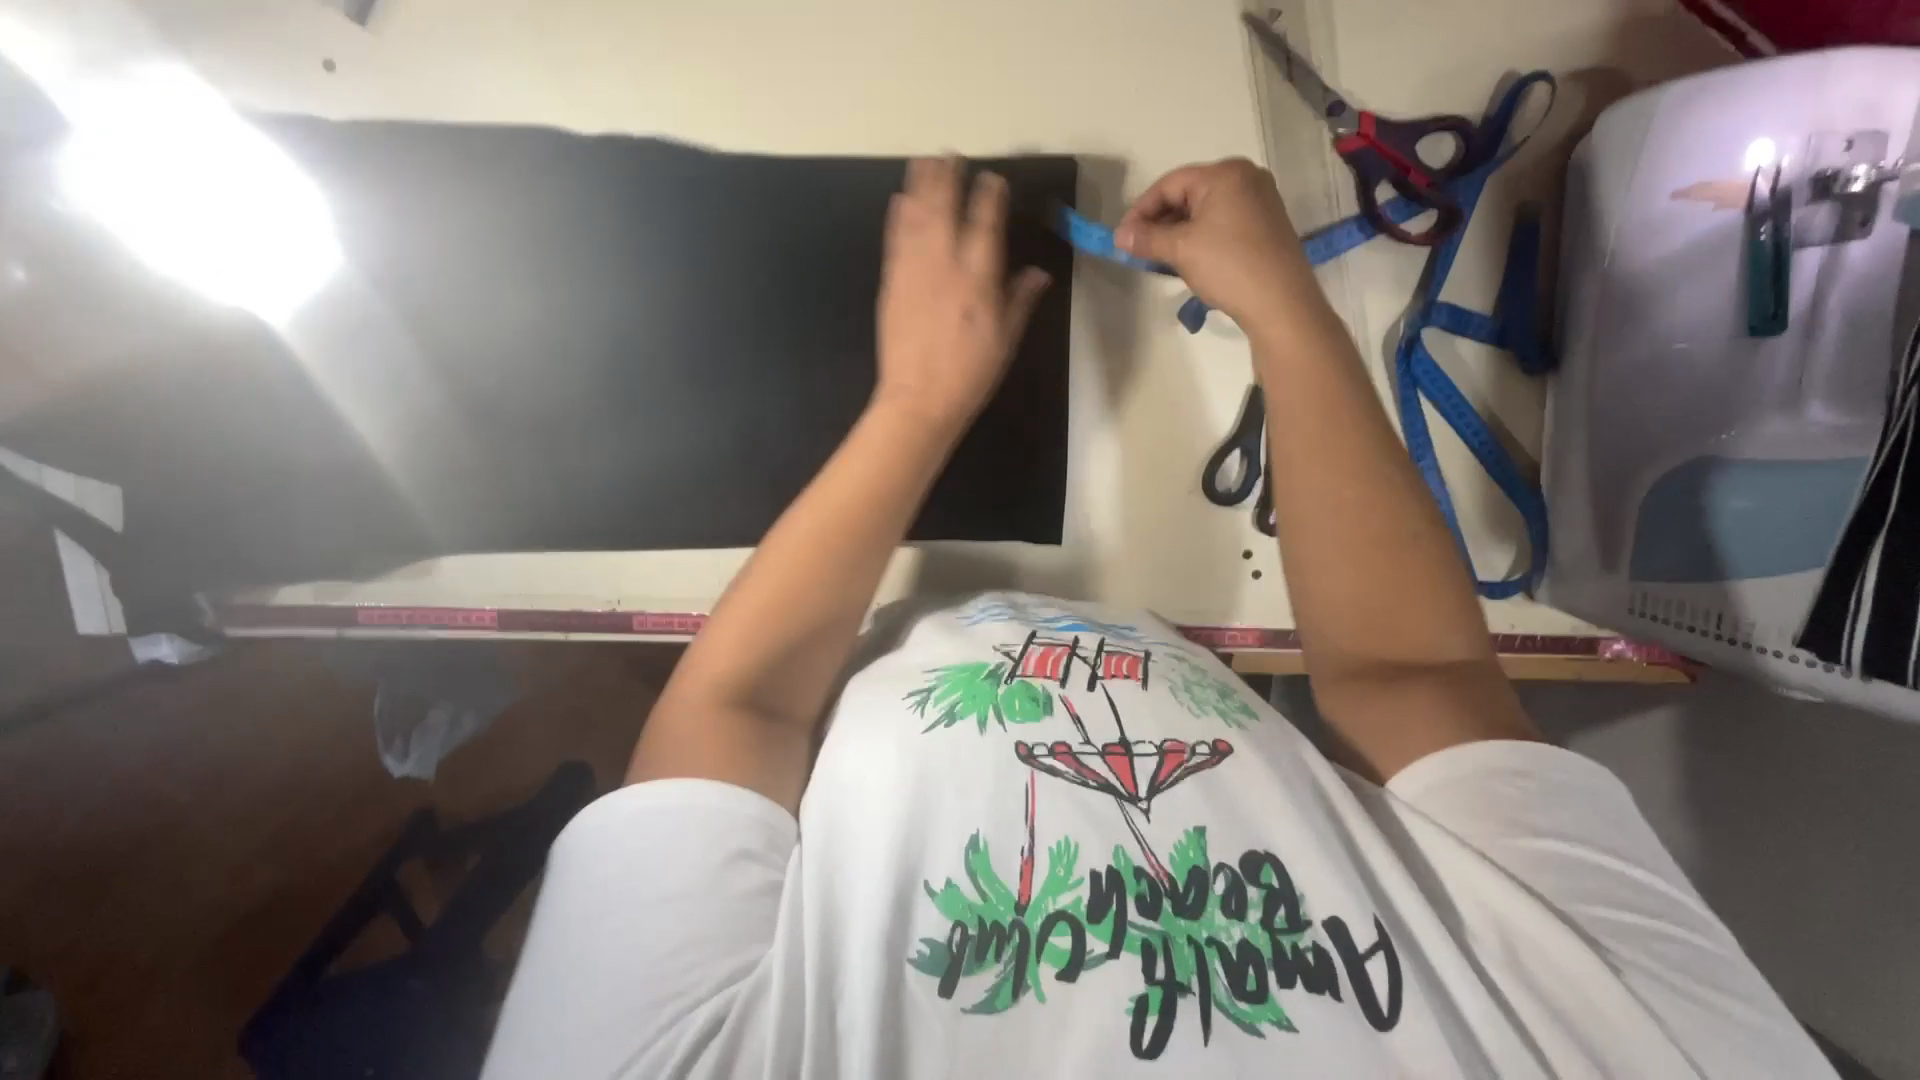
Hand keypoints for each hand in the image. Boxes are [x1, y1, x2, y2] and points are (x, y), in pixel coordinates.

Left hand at [874, 157, 1050, 433]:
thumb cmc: (970, 373)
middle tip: (951, 155)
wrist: (919, 399)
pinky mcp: (892, 283)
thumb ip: (1020, 300)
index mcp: (979, 278)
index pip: (986, 223)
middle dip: (949, 179)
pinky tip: (899, 200)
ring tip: (924, 162)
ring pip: (917, 217)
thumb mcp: (1006, 339)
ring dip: (921, 186)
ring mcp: (914, 271)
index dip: (989, 196)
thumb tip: (1038, 274)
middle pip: (946, 209)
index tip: (991, 177)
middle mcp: (945, 264)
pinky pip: (895, 240)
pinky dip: (898, 217)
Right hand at [1115, 158, 1320, 328]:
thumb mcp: (1180, 250)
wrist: (1280, 302)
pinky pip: (1222, 222)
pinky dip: (1200, 237)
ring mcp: (1259, 200)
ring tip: (1159, 257)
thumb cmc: (1228, 266)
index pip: (1169, 184)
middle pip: (1188, 194)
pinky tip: (1187, 258)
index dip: (1140, 210)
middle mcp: (1245, 178)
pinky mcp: (1265, 224)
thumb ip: (1146, 238)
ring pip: (1205, 210)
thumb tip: (1119, 236)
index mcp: (1225, 173)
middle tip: (1138, 248)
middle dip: (1159, 222)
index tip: (1122, 237)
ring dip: (1177, 232)